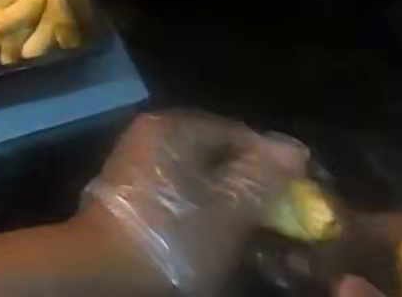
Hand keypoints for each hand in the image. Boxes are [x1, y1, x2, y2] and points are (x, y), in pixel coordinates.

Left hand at [81, 112, 309, 296]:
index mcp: (172, 127)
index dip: (271, 161)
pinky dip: (202, 206)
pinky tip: (219, 235)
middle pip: (215, 151)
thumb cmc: (169, 239)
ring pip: (197, 172)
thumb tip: (294, 148)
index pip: (235, 132)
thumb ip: (261, 178)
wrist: (102, 274)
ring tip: (257, 230)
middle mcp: (152, 133)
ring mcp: (139, 160)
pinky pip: (178, 188)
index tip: (299, 194)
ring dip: (227, 197)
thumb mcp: (226, 212)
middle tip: (281, 216)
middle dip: (249, 181)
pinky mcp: (132, 190)